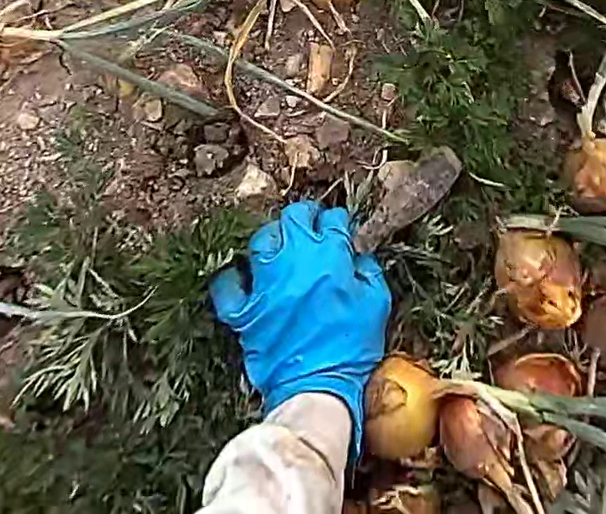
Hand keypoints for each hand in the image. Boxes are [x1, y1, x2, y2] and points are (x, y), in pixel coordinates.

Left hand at [211, 201, 389, 461]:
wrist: (318, 390)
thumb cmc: (353, 347)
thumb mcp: (377, 302)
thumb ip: (368, 269)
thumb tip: (356, 256)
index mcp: (331, 255)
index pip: (333, 219)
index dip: (338, 220)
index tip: (340, 228)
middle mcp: (295, 261)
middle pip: (294, 216)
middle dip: (305, 215)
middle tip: (312, 225)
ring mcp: (266, 285)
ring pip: (262, 241)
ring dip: (273, 238)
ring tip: (281, 246)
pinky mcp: (244, 312)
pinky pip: (227, 286)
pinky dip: (233, 278)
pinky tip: (243, 277)